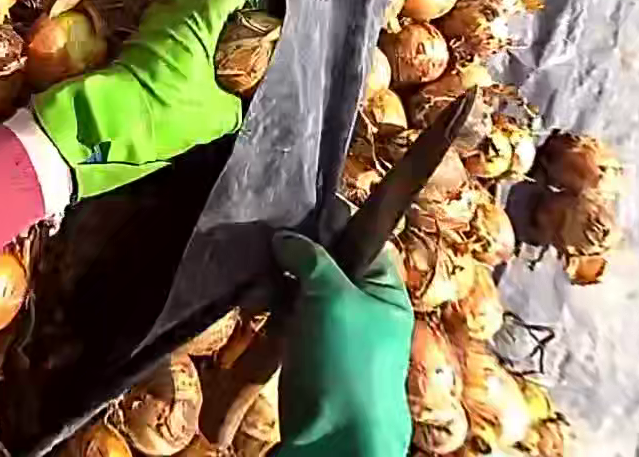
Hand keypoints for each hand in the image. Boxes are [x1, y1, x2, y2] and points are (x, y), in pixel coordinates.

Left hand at [31, 0, 258, 197]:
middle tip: (230, 19)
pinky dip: (174, 29)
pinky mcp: (133, 40)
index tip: (259, 7)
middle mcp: (173, 12)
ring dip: (190, 13)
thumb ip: (234, 103)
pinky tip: (184, 52)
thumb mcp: (214, 114)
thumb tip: (240, 102)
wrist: (108, 120)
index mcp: (199, 20)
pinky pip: (160, 23)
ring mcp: (150, 23)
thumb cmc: (167, 110)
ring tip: (208, 37)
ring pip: (174, 3)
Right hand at [272, 232, 413, 456]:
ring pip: (303, 287)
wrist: (332, 446)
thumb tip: (284, 235)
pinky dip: (272, 305)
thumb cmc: (345, 361)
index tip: (296, 205)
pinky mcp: (308, 351)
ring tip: (258, 269)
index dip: (330, 220)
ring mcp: (334, 330)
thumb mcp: (333, 295)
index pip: (359, 237)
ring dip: (280, 278)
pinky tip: (254, 297)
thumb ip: (310, 255)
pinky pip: (289, 315)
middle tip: (270, 239)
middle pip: (328, 261)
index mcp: (383, 289)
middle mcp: (362, 306)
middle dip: (298, 250)